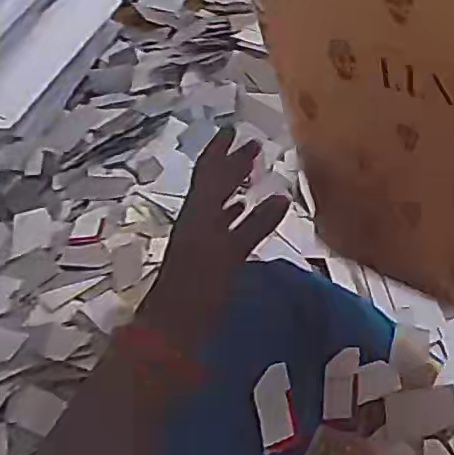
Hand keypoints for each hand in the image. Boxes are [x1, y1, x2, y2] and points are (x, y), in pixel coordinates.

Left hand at [146, 128, 288, 343]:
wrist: (172, 325)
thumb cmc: (200, 286)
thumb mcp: (230, 252)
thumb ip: (255, 224)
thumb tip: (281, 196)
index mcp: (199, 213)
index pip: (209, 172)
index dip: (221, 150)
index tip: (233, 129)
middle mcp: (196, 219)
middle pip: (212, 183)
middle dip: (230, 163)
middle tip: (251, 147)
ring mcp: (198, 237)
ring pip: (215, 201)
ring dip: (231, 184)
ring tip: (250, 172)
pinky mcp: (202, 254)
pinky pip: (218, 221)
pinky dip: (231, 211)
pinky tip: (240, 210)